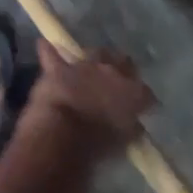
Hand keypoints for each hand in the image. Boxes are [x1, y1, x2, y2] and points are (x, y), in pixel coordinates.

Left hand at [22, 39, 154, 159]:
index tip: (139, 109)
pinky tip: (45, 45)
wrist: (62, 135)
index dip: (143, 100)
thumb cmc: (97, 146)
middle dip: (121, 69)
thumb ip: (130, 129)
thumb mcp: (123, 143)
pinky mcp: (58, 68)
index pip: (146, 93)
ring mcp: (84, 66)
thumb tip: (133, 125)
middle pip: (123, 62)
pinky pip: (52, 54)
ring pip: (95, 53)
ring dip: (94, 60)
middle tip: (116, 81)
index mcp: (134, 93)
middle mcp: (112, 72)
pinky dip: (49, 51)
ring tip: (90, 67)